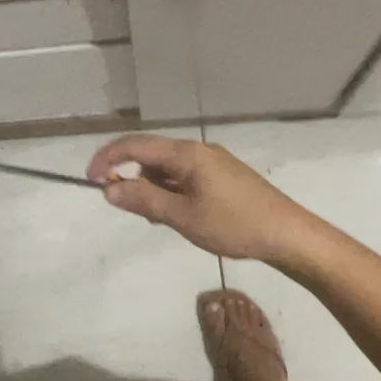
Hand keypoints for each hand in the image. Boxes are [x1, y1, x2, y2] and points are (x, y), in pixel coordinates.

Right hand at [87, 134, 324, 265]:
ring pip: (167, 167)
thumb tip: (109, 189)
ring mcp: (212, 162)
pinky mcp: (223, 176)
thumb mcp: (182, 217)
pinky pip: (184, 175)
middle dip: (128, 175)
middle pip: (150, 154)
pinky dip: (169, 190)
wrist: (290, 235)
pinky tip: (175, 214)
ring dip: (151, 186)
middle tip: (120, 204)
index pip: (135, 146)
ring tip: (153, 217)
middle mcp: (198, 150)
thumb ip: (144, 200)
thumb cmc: (234, 225)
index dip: (107, 158)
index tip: (90, 179)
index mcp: (186, 154)